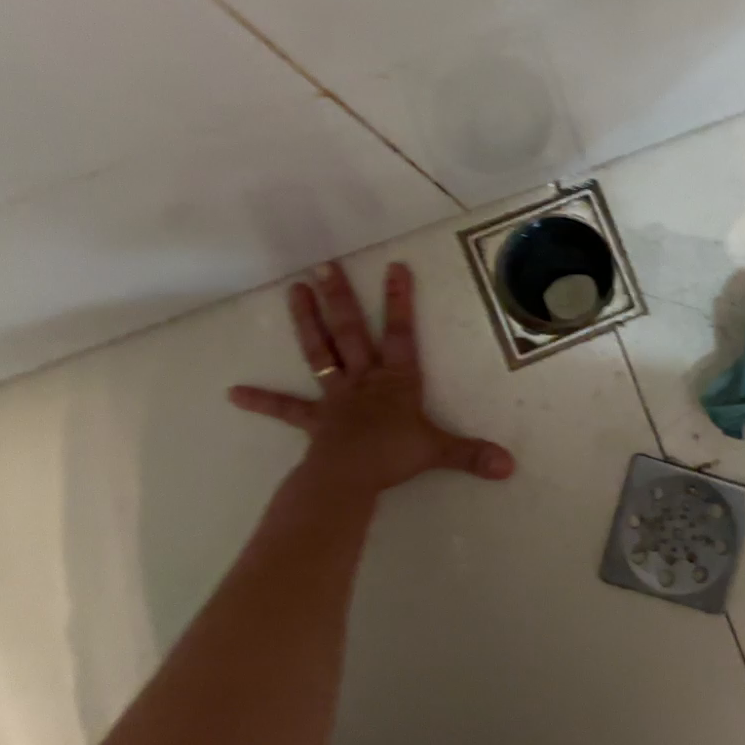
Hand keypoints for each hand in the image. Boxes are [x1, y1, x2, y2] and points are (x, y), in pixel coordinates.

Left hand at [228, 260, 515, 498]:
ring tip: (294, 291)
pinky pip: (287, 409)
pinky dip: (262, 401)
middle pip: (351, 331)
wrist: (348, 479)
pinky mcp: (314, 419)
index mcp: (396, 380)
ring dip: (307, 322)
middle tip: (325, 265)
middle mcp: (364, 378)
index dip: (400, 300)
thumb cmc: (393, 457)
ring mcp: (336, 396)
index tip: (395, 266)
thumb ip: (472, 454)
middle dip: (340, 297)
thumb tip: (510, 466)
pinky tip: (234, 392)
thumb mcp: (438, 452)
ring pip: (321, 352)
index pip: (401, 333)